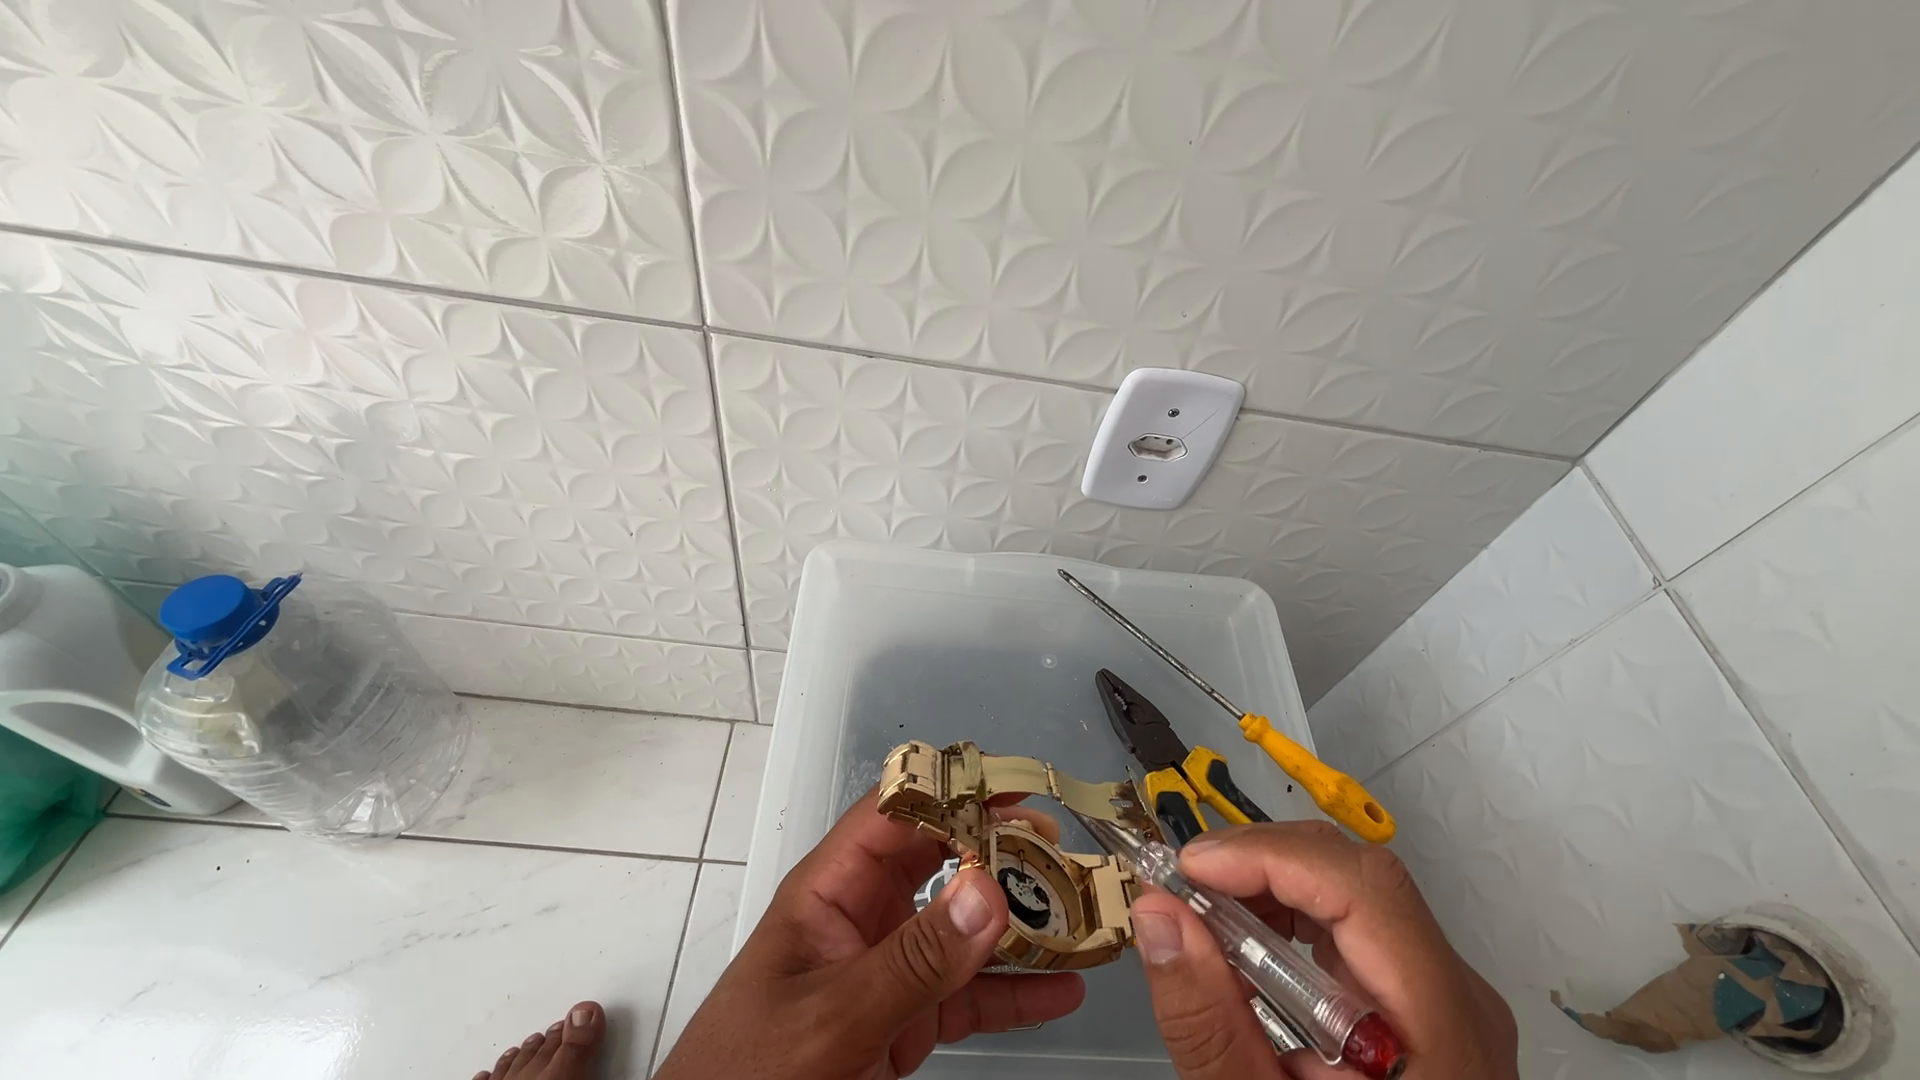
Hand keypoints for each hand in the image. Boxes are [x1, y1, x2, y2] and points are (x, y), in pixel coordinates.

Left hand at [654, 791, 1086, 1079]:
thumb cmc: (754, 1069)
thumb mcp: (834, 1012)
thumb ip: (913, 958)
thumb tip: (990, 887)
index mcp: (832, 888)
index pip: (895, 814)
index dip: (952, 789)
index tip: (1015, 785)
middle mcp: (864, 914)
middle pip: (940, 862)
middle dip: (997, 850)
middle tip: (1058, 846)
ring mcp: (887, 967)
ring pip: (963, 928)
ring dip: (1018, 923)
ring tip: (1077, 913)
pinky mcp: (904, 1019)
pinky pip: (968, 994)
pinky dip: (1013, 992)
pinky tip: (1060, 991)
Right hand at [1130, 822, 1516, 1079]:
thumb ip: (1210, 1027)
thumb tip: (1158, 912)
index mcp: (1440, 1032)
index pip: (1364, 890)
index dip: (1272, 859)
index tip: (1190, 871)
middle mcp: (1454, 995)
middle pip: (1356, 875)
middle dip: (1256, 864)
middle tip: (1181, 889)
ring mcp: (1440, 992)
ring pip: (1348, 885)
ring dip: (1263, 884)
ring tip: (1201, 919)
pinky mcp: (1414, 994)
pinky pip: (1347, 919)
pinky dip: (1282, 913)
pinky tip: (1241, 947)